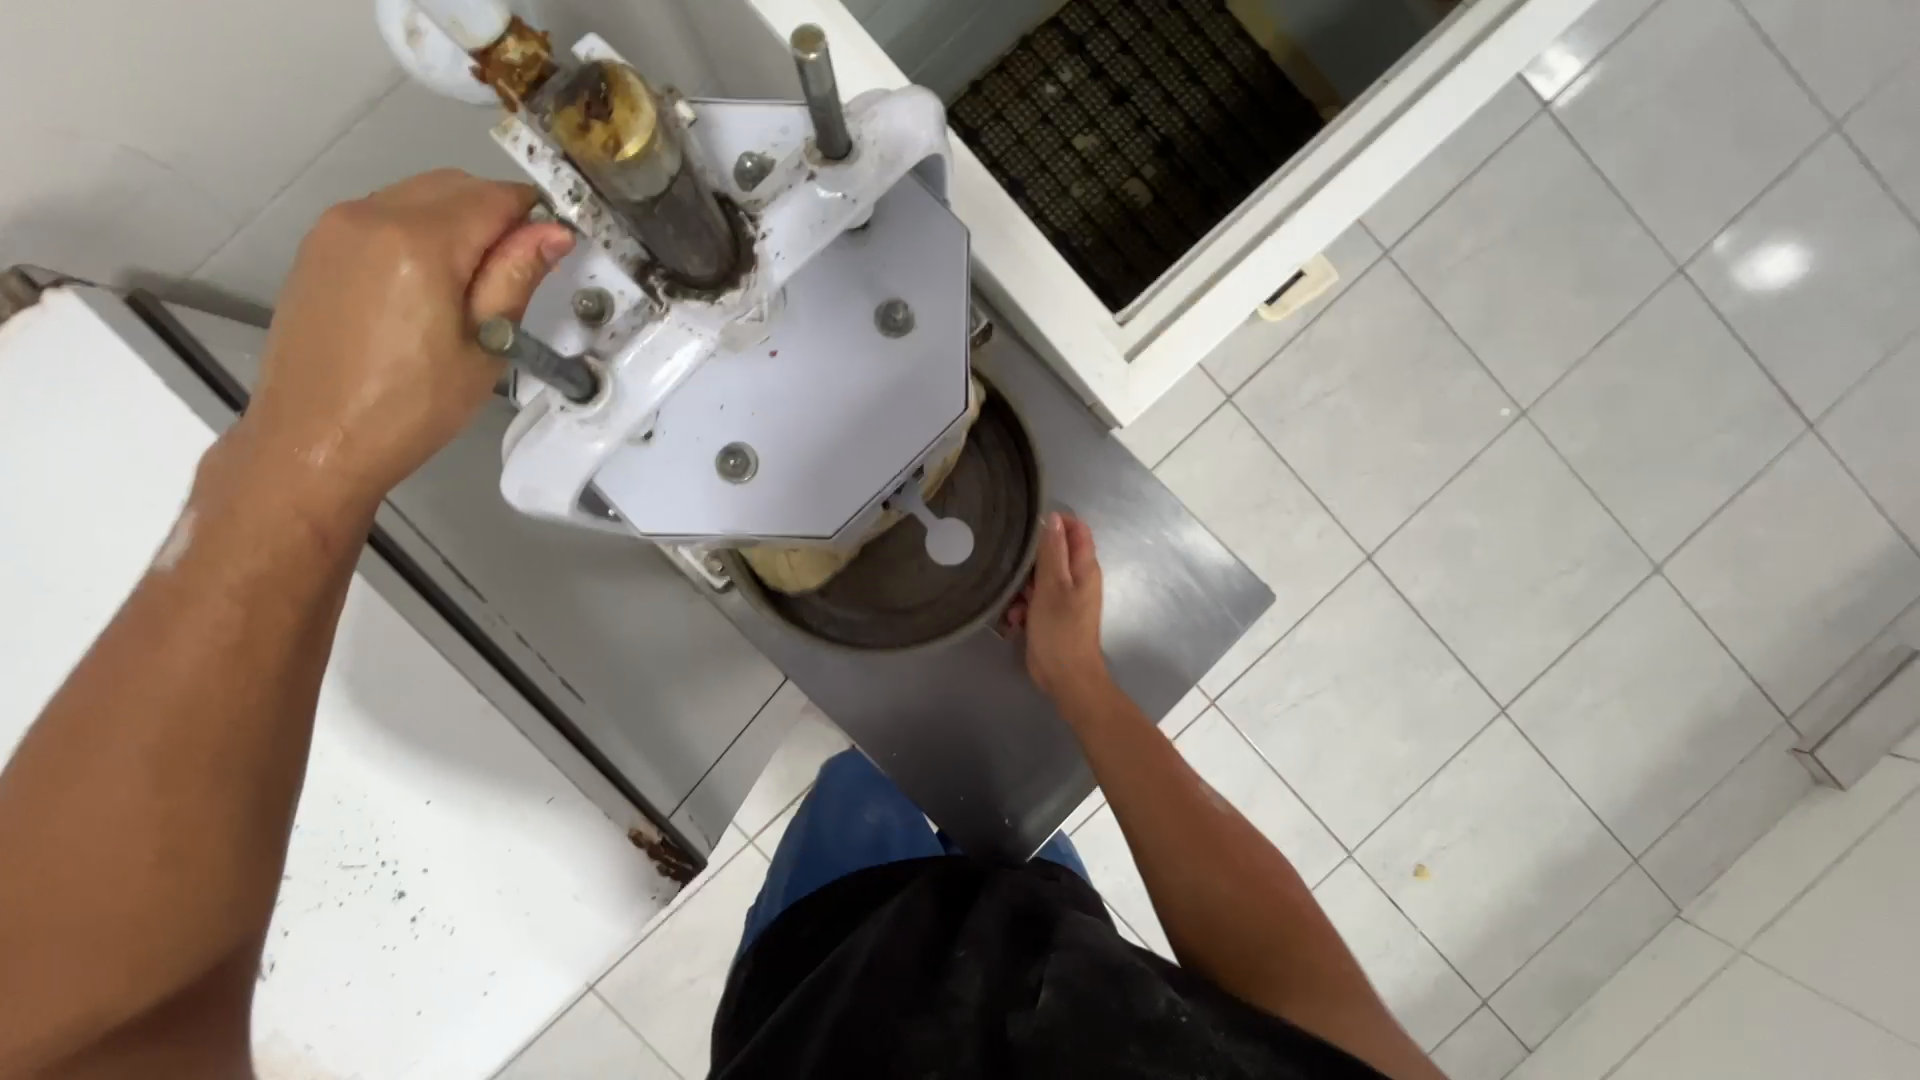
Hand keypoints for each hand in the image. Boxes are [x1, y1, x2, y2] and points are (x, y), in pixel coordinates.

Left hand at [229, 169, 574, 513]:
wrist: (315, 439)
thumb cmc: (412, 406)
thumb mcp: (485, 345)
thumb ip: (517, 277)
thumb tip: (553, 231)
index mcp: (419, 242)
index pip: (494, 197)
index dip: (534, 217)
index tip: (553, 252)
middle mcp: (370, 215)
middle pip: (455, 185)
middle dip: (497, 215)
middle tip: (517, 275)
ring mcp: (336, 226)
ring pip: (419, 195)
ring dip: (459, 222)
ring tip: (473, 287)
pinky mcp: (319, 246)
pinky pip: (385, 214)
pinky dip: (422, 231)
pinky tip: (431, 286)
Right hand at [1006, 513, 1107, 698]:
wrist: (1064, 676)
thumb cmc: (1060, 629)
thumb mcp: (1052, 586)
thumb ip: (1052, 550)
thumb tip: (1054, 517)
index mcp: (1084, 567)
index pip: (1076, 529)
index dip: (1055, 524)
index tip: (1028, 528)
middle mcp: (1076, 578)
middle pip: (1050, 553)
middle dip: (1028, 562)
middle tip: (1014, 572)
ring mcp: (1063, 597)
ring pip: (1036, 578)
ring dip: (1021, 589)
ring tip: (1014, 604)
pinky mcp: (1049, 614)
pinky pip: (1032, 600)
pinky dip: (1022, 607)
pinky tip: (1015, 620)